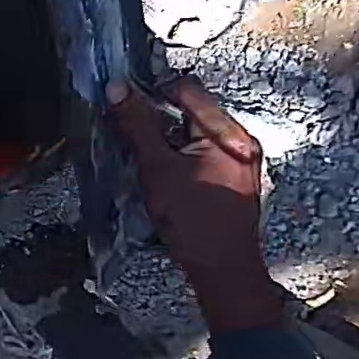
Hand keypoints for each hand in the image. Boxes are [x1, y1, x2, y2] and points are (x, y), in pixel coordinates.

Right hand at [107, 76, 288, 332]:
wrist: (223, 269)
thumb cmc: (193, 220)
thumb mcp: (158, 169)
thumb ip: (137, 125)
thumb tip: (117, 89)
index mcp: (228, 133)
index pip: (187, 90)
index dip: (153, 93)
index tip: (126, 107)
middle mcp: (240, 140)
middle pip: (191, 111)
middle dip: (158, 119)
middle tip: (132, 135)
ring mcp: (239, 161)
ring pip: (194, 133)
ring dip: (167, 139)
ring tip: (147, 159)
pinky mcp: (233, 179)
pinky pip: (202, 153)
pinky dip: (179, 156)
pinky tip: (164, 175)